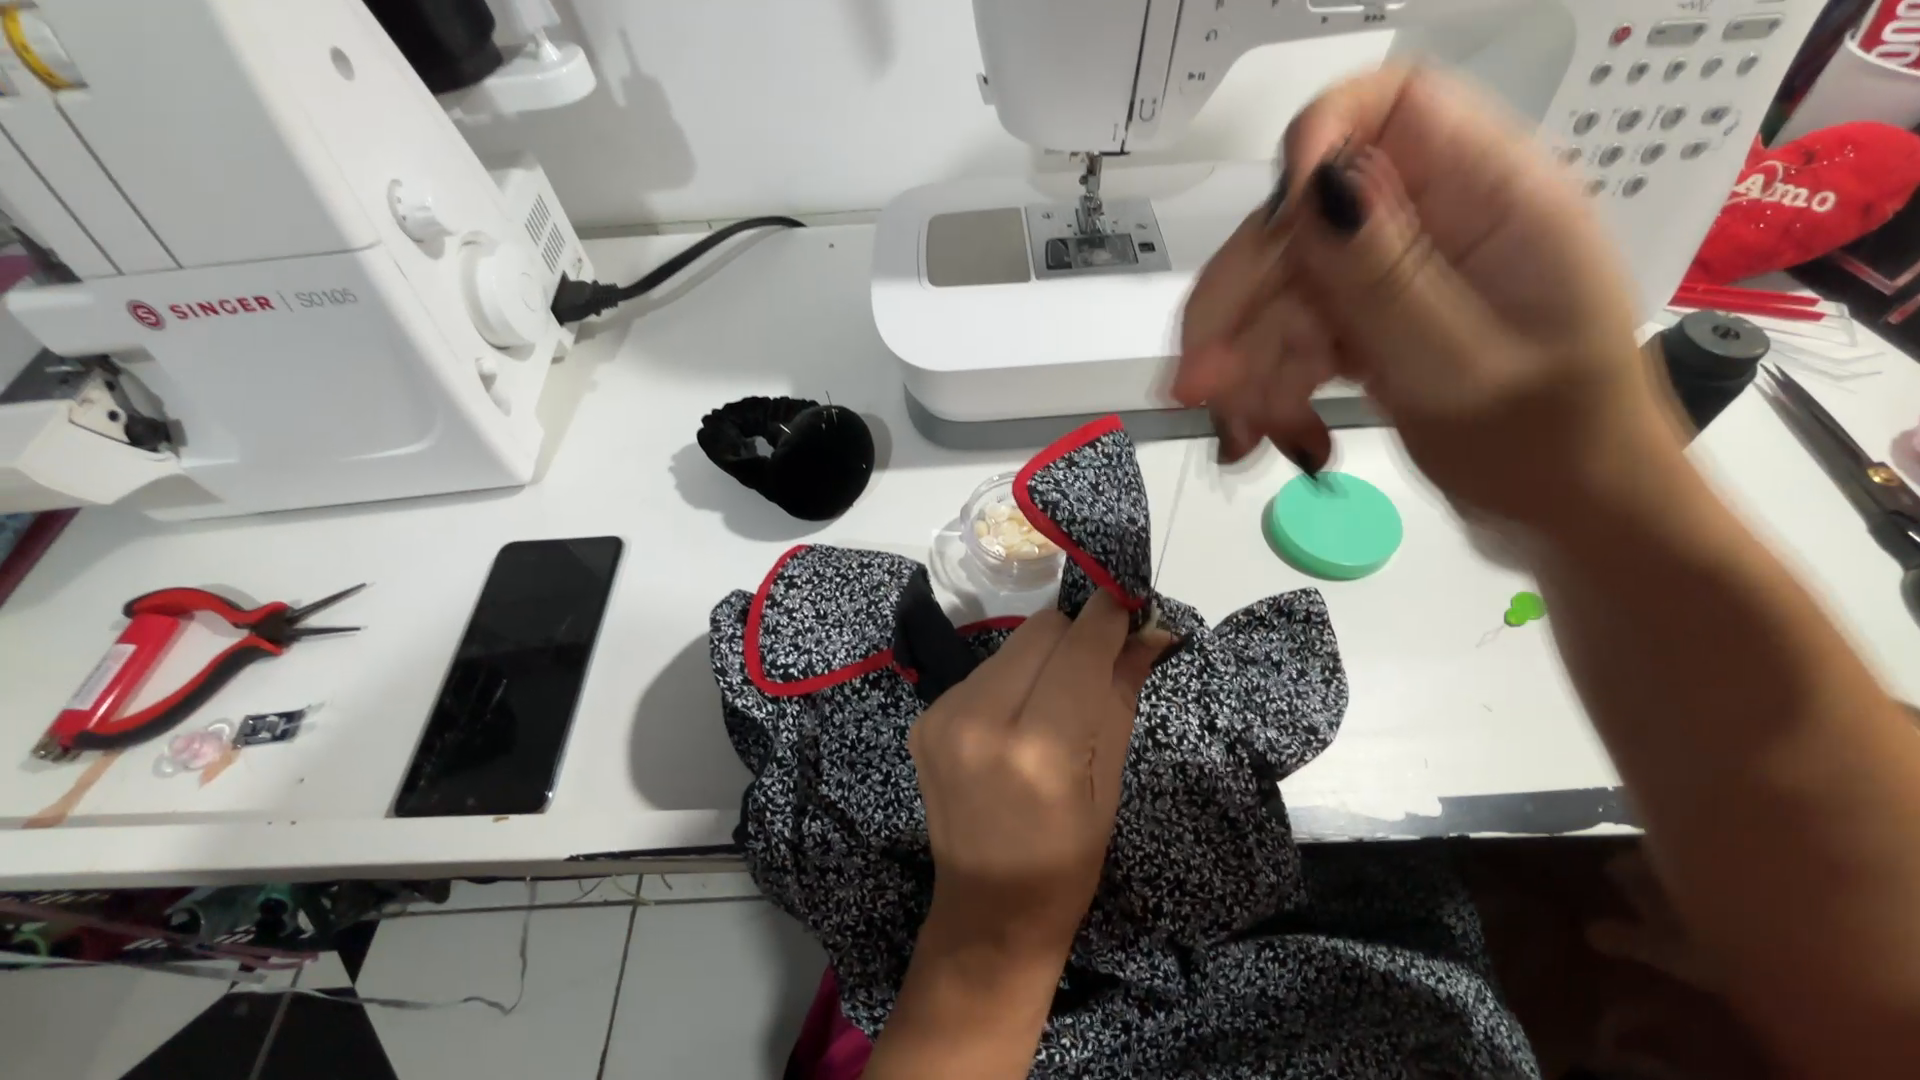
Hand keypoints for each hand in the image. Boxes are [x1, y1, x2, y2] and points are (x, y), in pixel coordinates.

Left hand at [909, 590, 1172, 958]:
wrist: (988, 907)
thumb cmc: (1067, 858)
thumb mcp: (1109, 781)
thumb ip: (1121, 693)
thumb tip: (1149, 632)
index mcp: (1038, 745)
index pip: (1080, 646)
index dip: (1110, 618)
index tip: (1130, 608)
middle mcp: (982, 718)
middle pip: (1041, 630)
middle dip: (1077, 636)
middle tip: (1098, 663)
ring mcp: (944, 716)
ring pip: (1010, 646)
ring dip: (1042, 659)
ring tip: (1054, 703)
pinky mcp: (925, 719)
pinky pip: (982, 672)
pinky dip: (1010, 682)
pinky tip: (1016, 722)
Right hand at [1175, 66, 1687, 526]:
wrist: (1568, 514)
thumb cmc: (1548, 446)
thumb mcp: (1463, 366)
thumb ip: (1388, 277)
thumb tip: (1313, 186)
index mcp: (1490, 199)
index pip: (1393, 107)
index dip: (1320, 139)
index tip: (1273, 223)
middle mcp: (1432, 222)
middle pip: (1301, 220)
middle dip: (1239, 302)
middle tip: (1197, 386)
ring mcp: (1394, 277)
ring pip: (1279, 288)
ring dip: (1242, 363)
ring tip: (1238, 434)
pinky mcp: (1368, 325)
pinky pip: (1290, 337)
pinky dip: (1267, 387)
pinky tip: (1271, 437)